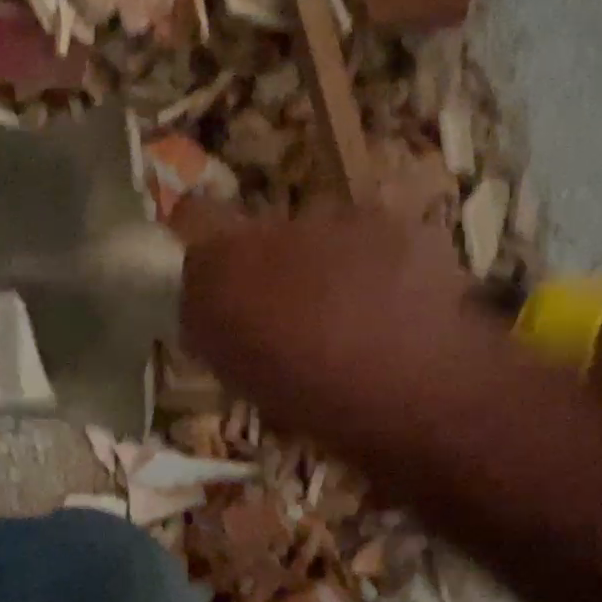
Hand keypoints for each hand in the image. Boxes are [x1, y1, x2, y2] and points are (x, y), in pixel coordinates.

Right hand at [177, 199, 501, 441]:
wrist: (410, 387)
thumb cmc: (300, 388)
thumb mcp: (226, 365)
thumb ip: (206, 316)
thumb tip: (204, 296)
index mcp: (224, 257)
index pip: (191, 213)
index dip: (193, 228)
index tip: (201, 254)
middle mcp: (278, 224)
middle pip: (263, 229)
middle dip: (269, 258)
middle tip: (286, 304)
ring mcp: (346, 222)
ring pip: (323, 234)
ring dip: (326, 261)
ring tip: (349, 310)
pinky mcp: (405, 229)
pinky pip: (380, 241)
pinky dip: (382, 266)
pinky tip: (395, 306)